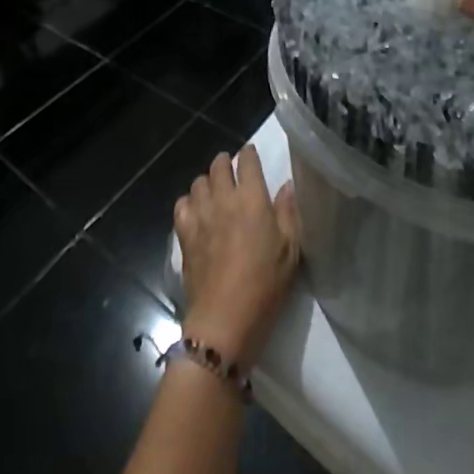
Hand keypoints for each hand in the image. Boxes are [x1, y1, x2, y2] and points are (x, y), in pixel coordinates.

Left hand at [174, 146, 299, 365]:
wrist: (224, 319)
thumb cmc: (265, 284)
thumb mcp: (291, 250)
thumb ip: (288, 213)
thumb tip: (286, 186)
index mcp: (252, 199)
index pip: (247, 162)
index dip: (249, 154)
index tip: (251, 154)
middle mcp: (223, 199)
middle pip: (218, 166)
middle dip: (225, 162)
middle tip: (233, 170)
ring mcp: (200, 216)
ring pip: (198, 182)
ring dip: (208, 181)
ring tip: (216, 191)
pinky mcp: (184, 234)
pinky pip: (182, 205)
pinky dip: (189, 202)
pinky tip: (197, 212)